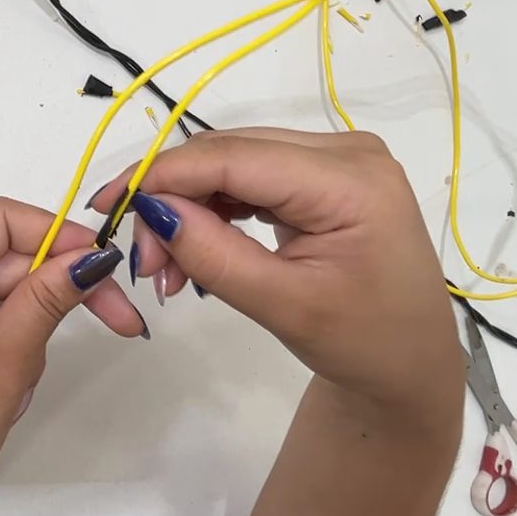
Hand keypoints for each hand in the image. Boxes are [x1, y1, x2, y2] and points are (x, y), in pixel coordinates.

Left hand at [0, 197, 143, 515]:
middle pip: (10, 256)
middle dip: (58, 291)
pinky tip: (8, 388)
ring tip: (17, 385)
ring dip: (32, 332)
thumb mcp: (2, 363)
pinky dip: (15, 347)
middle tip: (122, 322)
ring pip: (8, 291)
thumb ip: (46, 300)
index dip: (57, 233)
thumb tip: (94, 255)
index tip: (104, 263)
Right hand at [88, 128, 460, 402]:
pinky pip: (244, 179)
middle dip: (169, 199)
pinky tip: (190, 244)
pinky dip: (208, 209)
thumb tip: (150, 210)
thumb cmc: (363, 342)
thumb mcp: (283, 305)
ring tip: (163, 265)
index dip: (162, 175)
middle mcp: (343, 152)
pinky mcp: (317, 178)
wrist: (408, 363)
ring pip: (227, 164)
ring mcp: (331, 161)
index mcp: (349, 180)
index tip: (108, 208)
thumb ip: (213, 254)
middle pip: (225, 154)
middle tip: (141, 260)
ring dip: (184, 206)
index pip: (232, 157)